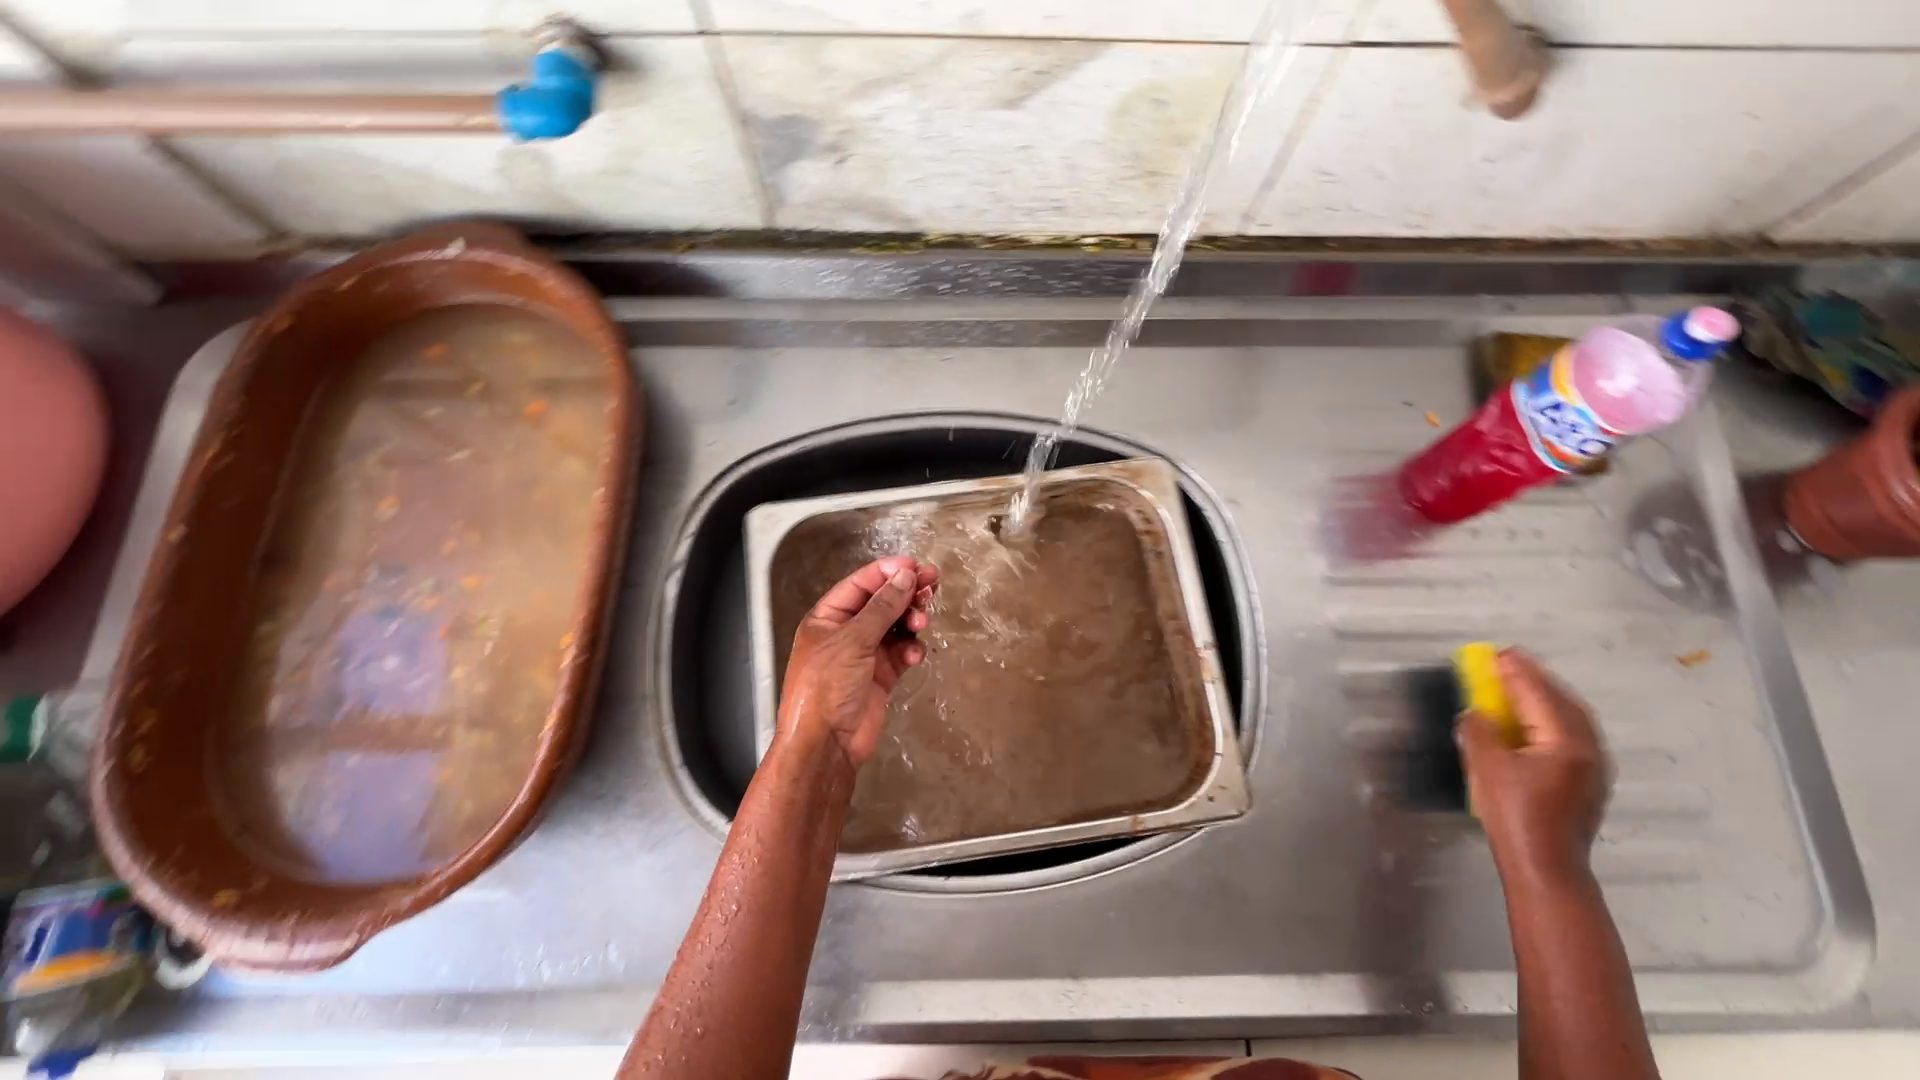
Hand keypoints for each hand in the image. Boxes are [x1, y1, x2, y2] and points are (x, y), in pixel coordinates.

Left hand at [778, 555, 938, 770]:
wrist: (827, 742)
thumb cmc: (828, 684)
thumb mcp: (853, 640)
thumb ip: (883, 607)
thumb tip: (906, 576)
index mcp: (828, 617)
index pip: (861, 584)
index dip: (888, 573)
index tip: (916, 566)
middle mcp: (846, 632)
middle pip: (882, 603)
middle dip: (906, 594)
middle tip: (934, 585)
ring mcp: (864, 654)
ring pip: (895, 627)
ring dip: (911, 622)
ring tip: (922, 624)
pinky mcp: (881, 675)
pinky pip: (901, 653)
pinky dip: (910, 650)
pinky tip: (914, 656)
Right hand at [1457, 648, 1611, 886]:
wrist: (1546, 868)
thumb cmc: (1515, 815)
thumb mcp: (1486, 768)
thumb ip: (1479, 732)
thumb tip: (1477, 714)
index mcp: (1567, 742)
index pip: (1538, 695)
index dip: (1516, 671)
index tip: (1498, 652)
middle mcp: (1589, 749)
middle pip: (1563, 702)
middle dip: (1535, 680)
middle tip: (1508, 663)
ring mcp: (1594, 768)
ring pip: (1572, 720)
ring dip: (1545, 699)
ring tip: (1519, 688)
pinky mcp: (1588, 783)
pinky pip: (1572, 736)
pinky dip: (1551, 719)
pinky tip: (1533, 724)